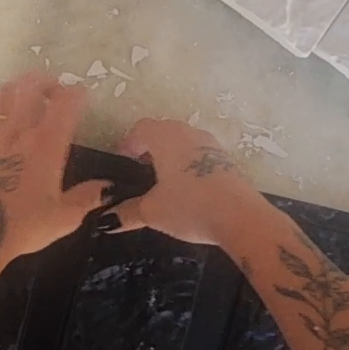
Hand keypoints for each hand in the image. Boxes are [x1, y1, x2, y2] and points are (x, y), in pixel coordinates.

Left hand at [0, 73, 110, 265]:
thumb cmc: (26, 225)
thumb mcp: (65, 217)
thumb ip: (87, 198)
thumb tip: (107, 188)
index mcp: (47, 145)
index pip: (64, 104)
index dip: (75, 93)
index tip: (81, 93)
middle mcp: (19, 133)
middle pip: (29, 88)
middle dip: (44, 81)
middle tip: (53, 88)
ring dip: (13, 87)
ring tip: (21, 92)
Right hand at [107, 119, 267, 245]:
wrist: (242, 218)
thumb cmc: (190, 207)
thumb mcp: (152, 212)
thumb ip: (127, 213)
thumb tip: (107, 220)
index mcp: (165, 137)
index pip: (140, 129)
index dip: (128, 144)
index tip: (122, 163)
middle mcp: (188, 133)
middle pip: (162, 132)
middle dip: (148, 148)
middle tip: (139, 172)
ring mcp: (210, 145)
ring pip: (183, 142)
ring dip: (170, 156)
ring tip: (162, 182)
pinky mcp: (226, 160)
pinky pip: (199, 155)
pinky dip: (188, 165)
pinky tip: (187, 190)